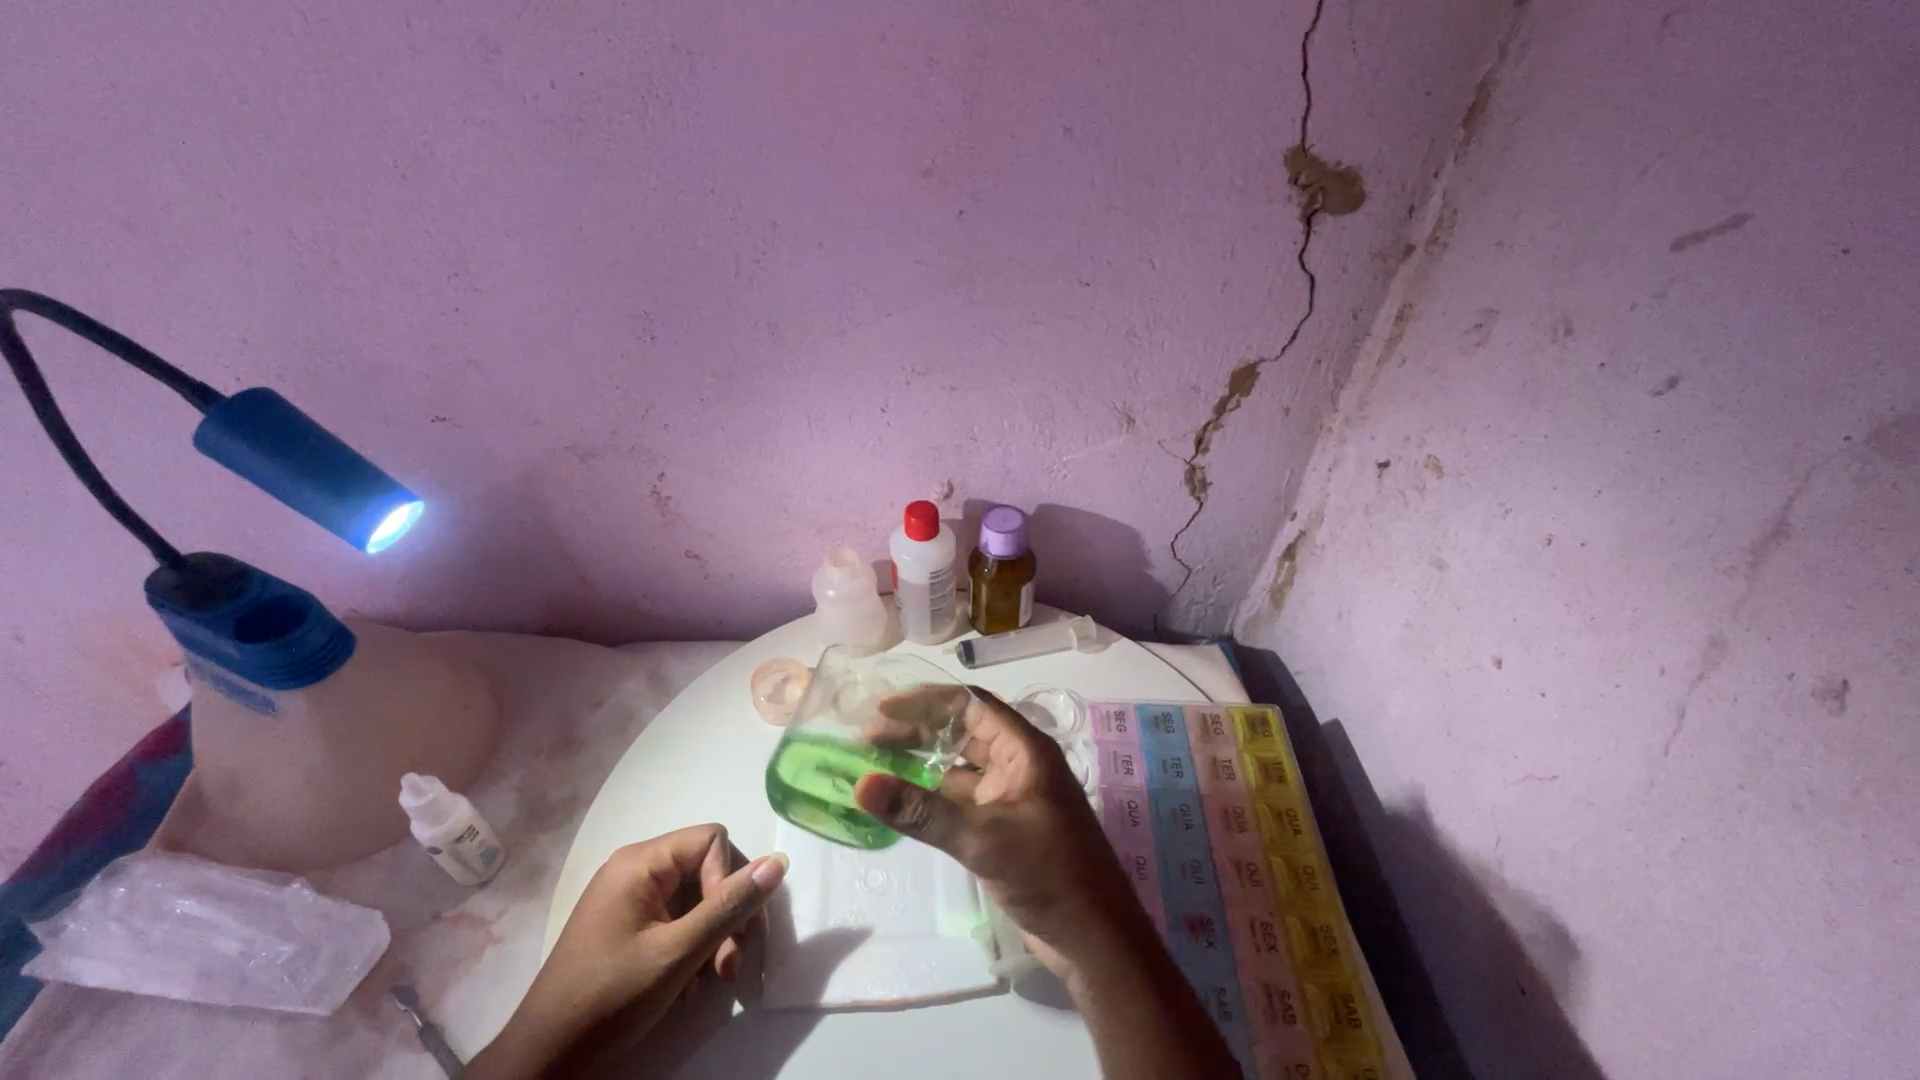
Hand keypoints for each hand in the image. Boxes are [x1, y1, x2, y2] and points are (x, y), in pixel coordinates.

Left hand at [466, 825, 786, 1078]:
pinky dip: (692, 947)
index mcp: (640, 863)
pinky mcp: (628, 926)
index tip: (732, 928)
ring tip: (714, 979)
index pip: (712, 840)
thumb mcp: (679, 952)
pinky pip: (677, 919)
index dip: (730, 879)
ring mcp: (629, 899)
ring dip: (714, 936)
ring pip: (696, 897)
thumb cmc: (611, 998)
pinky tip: (690, 984)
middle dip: (727, 913)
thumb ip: (730, 905)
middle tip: (732, 963)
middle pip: (707, 868)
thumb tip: (779, 861)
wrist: (546, 1058)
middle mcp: (635, 870)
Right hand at [853, 687, 1155, 985]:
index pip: (971, 705)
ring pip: (958, 767)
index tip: (881, 709)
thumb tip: (862, 784)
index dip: (926, 701)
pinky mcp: (1002, 827)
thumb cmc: (1049, 873)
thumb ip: (922, 811)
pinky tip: (899, 802)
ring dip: (920, 764)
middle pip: (961, 732)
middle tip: (866, 739)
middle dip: (916, 731)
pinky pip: (960, 800)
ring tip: (874, 765)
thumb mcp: (983, 838)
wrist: (1094, 937)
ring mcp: (1010, 797)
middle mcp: (1018, 764)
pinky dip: (930, 797)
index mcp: (1025, 750)